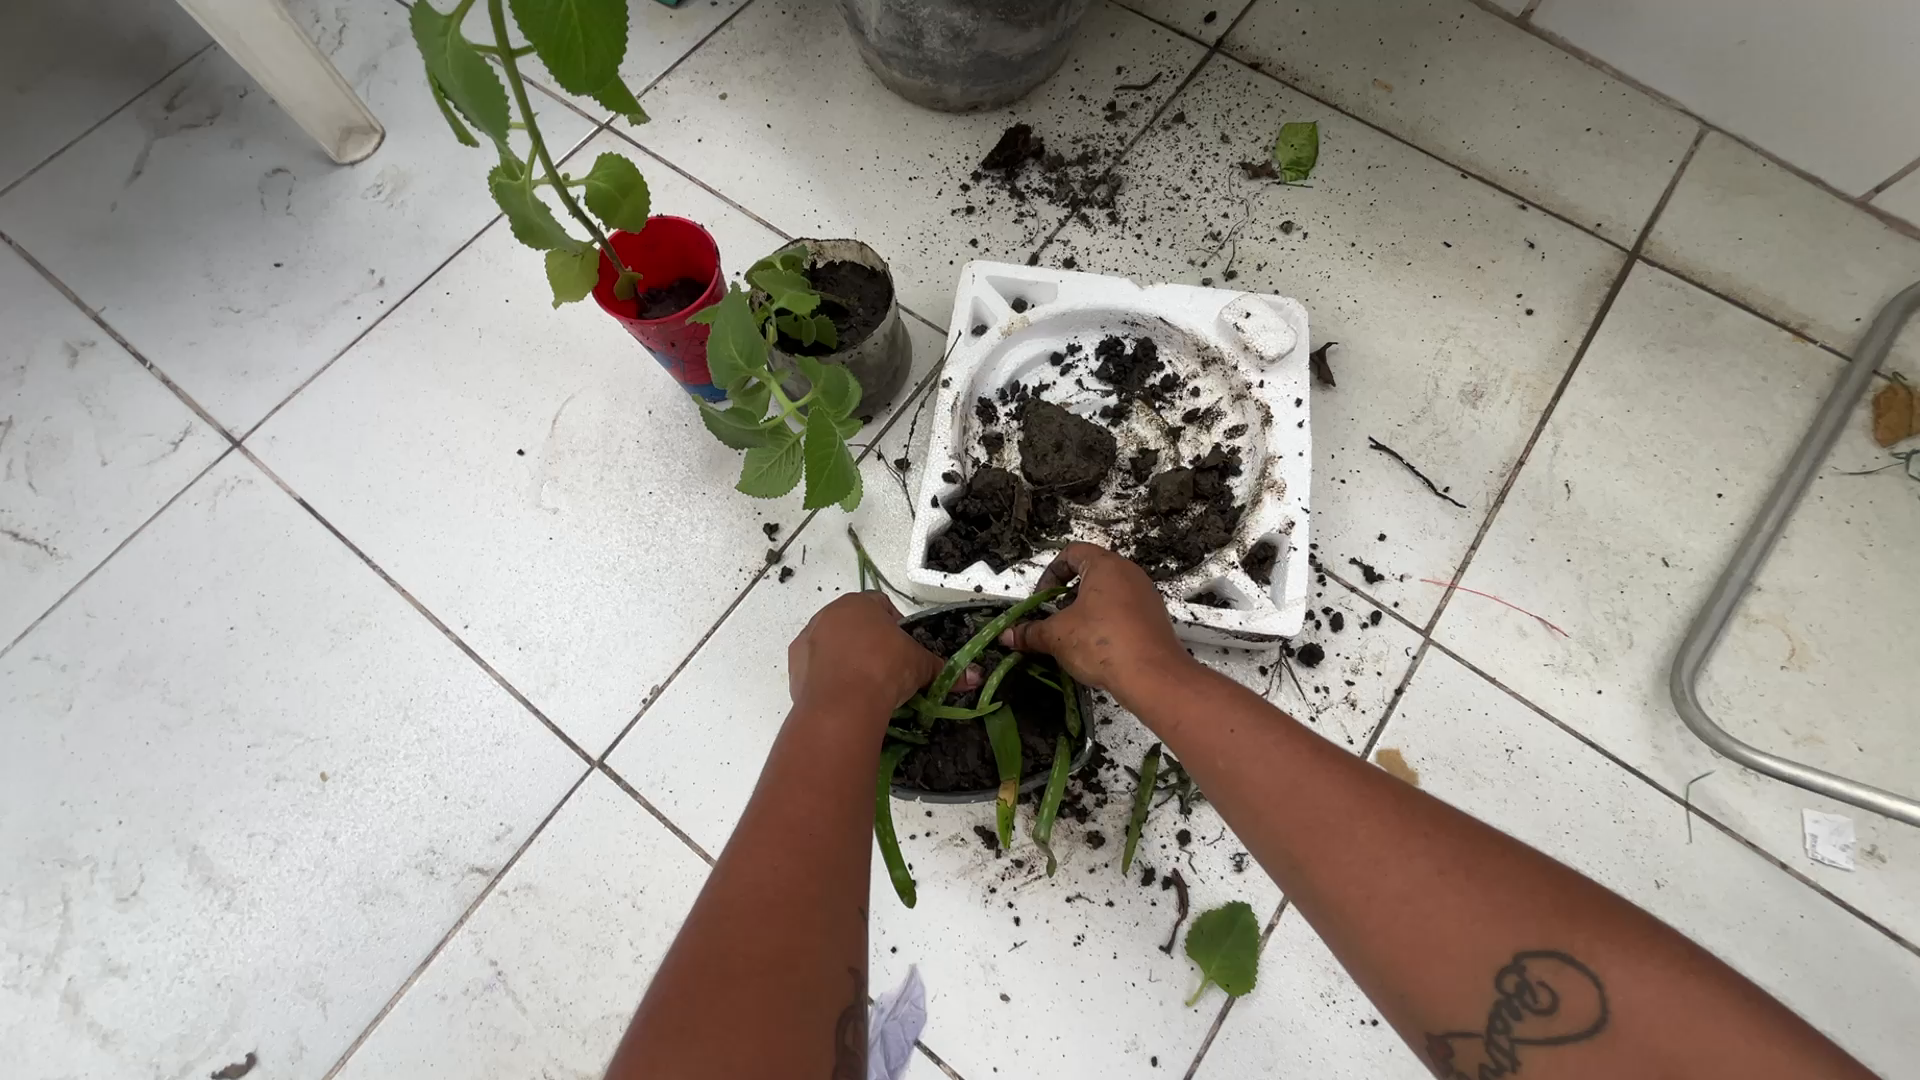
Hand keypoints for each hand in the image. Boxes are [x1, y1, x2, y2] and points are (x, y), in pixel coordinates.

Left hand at [788, 592, 945, 716]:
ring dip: (847, 660)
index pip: (882, 606)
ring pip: (832, 646)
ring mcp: (808, 639)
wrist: (842, 704)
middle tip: (886, 671)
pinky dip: (829, 678)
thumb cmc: (884, 669)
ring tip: (865, 687)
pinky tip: (844, 695)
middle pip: (855, 625)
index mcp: (860, 603)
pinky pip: (816, 667)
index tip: (903, 652)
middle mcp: (829, 614)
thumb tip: (974, 677)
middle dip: (870, 644)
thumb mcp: (920, 667)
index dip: (896, 628)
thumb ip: (943, 668)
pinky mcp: (794, 666)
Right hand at [998, 543, 1194, 705]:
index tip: (1042, 599)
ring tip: (1073, 637)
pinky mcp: (1154, 618)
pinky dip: (1106, 624)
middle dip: (1067, 596)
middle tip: (1054, 619)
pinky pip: (1124, 613)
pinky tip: (1096, 649)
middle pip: (1090, 573)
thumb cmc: (1102, 643)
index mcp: (1105, 565)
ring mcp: (1145, 595)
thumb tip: (1009, 635)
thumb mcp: (1056, 635)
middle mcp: (1128, 573)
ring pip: (1108, 594)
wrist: (1152, 675)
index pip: (1071, 553)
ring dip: (1086, 612)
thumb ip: (1030, 632)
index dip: (1050, 574)